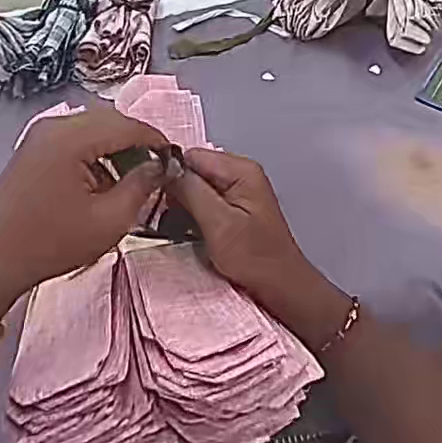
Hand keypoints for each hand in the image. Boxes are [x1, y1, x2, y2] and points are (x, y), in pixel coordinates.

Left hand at [0, 106, 167, 324]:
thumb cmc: (52, 243)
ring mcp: (40, 135)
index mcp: (71, 139)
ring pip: (93, 127)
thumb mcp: (111, 219)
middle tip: (157, 168)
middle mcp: (54, 126)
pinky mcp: (34, 148)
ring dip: (117, 146)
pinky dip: (96, 151)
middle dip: (137, 141)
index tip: (175, 159)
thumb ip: (143, 185)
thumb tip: (162, 164)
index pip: (127, 125)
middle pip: (110, 120)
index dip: (156, 140)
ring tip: (133, 177)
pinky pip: (76, 138)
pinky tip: (104, 180)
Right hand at [167, 148, 351, 344]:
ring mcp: (237, 191)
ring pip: (195, 188)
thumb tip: (166, 169)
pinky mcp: (232, 209)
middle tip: (176, 221)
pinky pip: (203, 203)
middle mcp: (240, 174)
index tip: (161, 199)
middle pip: (193, 171)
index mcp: (241, 170)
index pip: (192, 156)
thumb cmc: (254, 257)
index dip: (172, 174)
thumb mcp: (218, 223)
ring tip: (186, 230)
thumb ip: (192, 192)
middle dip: (178, 194)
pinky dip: (193, 217)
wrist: (279, 286)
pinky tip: (193, 234)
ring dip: (184, 208)